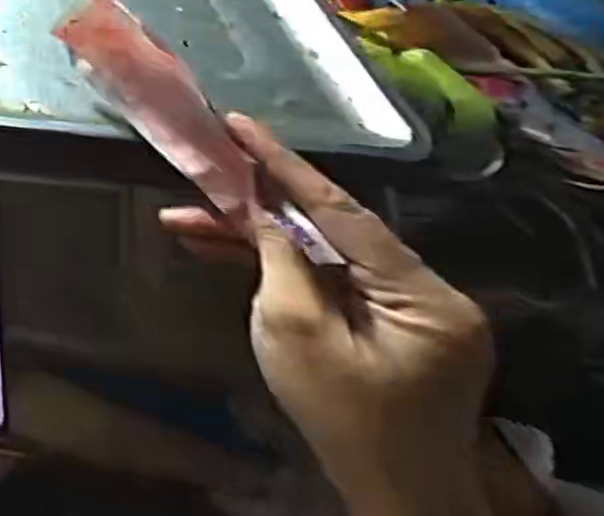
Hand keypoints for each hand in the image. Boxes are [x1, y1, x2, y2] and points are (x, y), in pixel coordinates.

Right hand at [161, 115, 494, 515]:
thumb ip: (277, 256)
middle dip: (252, 201)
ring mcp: (401, 304)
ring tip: (180, 217)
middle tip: (200, 165)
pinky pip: (315, 272)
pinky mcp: (377, 316)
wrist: (388, 486)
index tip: (238, 124)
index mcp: (423, 294)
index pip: (343, 210)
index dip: (283, 163)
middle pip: (324, 226)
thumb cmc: (342, 409)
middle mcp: (423, 290)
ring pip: (311, 247)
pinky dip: (263, 259)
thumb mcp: (293, 326)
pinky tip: (208, 244)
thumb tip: (256, 208)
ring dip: (245, 233)